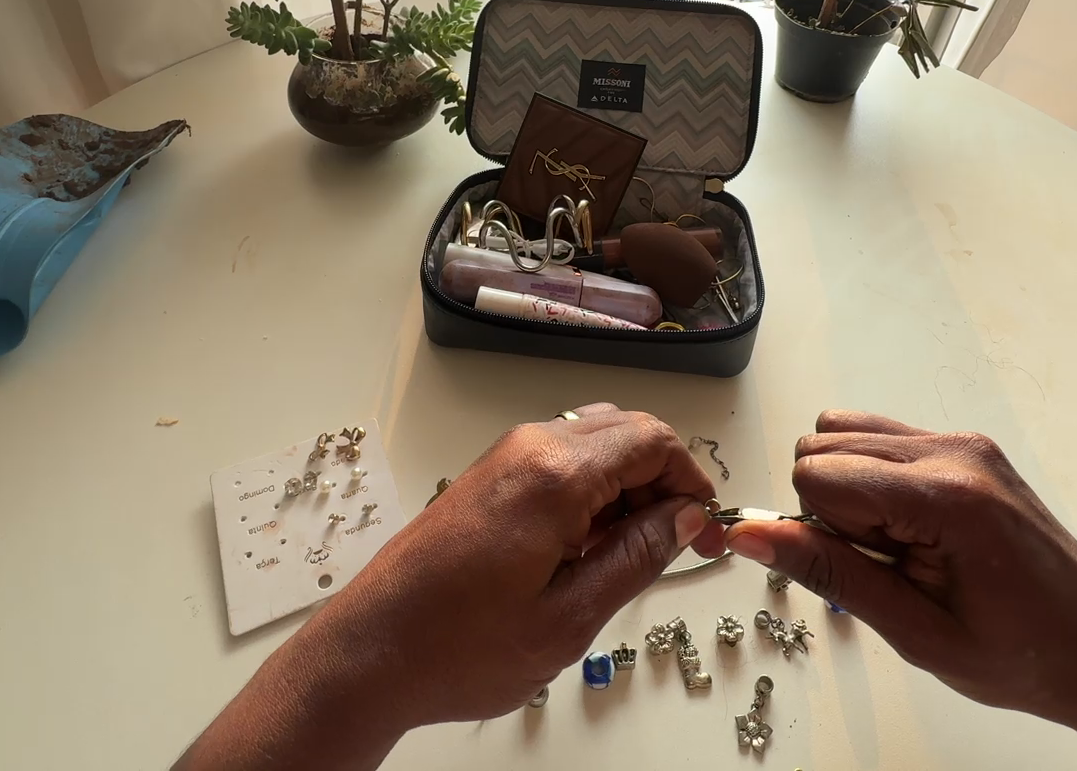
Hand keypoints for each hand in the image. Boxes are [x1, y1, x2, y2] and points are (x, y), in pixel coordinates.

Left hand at [177, 405, 724, 770]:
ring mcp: (508, 454)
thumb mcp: (569, 617)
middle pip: (626, 429)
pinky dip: (592, 485)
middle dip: (663, 478)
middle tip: (675, 542)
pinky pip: (562, 456)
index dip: (690, 480)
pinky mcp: (493, 471)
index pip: (652, 440)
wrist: (373, 647)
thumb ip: (636, 557)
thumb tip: (685, 518)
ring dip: (627, 482)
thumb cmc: (463, 645)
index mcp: (556, 474)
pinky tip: (585, 542)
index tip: (704, 529)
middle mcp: (532, 445)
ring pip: (595, 439)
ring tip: (624, 551)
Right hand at [722, 409, 1076, 725]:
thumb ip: (825, 572)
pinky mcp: (964, 442)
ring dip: (847, 486)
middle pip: (821, 444)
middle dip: (830, 505)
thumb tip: (746, 534)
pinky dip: (868, 473)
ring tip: (898, 542)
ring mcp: (960, 439)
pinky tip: (906, 521)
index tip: (869, 568)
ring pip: (839, 429)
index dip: (821, 528)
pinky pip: (874, 433)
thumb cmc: (1019, 658)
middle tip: (885, 559)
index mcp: (946, 496)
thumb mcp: (913, 632)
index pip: (816, 473)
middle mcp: (952, 448)